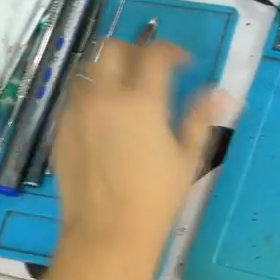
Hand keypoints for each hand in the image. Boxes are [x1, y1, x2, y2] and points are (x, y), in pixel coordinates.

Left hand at [52, 37, 221, 263]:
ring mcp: (76, 112)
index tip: (184, 62)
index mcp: (142, 101)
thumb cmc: (156, 198)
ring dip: (108, 69)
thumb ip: (199, 118)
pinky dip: (92, 95)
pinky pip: (74, 97)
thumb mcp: (187, 158)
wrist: (107, 231)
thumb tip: (219, 92)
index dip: (172, 50)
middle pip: (112, 48)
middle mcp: (104, 97)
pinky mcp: (60, 130)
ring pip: (87, 69)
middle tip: (151, 69)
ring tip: (125, 90)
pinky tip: (106, 118)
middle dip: (134, 49)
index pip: (155, 54)